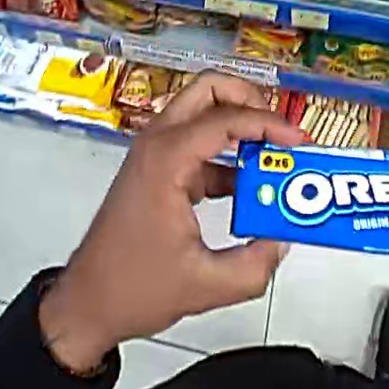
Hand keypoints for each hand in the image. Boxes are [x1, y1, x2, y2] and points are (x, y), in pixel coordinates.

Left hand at [39, 73, 302, 371]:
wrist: (88, 298)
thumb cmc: (135, 287)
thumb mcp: (205, 285)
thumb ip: (254, 265)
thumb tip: (282, 239)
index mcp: (166, 158)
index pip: (225, 118)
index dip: (267, 124)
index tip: (300, 141)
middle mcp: (158, 140)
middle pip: (208, 89)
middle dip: (250, 99)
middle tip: (281, 132)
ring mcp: (156, 150)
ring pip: (202, 109)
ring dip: (239, 121)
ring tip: (275, 153)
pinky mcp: (159, 165)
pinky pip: (199, 141)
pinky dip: (227, 152)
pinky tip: (251, 184)